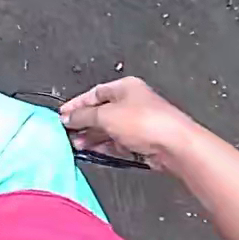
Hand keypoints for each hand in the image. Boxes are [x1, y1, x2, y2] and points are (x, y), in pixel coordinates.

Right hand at [58, 77, 208, 172]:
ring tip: (77, 145)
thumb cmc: (145, 122)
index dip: (77, 104)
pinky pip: (117, 142)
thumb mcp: (105, 115)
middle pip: (100, 112)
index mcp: (125, 88)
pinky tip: (93, 151)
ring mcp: (137, 122)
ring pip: (108, 129)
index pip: (94, 93)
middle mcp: (132, 102)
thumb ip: (82, 116)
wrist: (174, 145)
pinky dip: (104, 146)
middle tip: (68, 133)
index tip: (63, 115)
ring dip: (92, 137)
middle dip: (83, 123)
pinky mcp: (142, 141)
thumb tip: (68, 118)